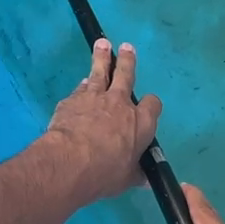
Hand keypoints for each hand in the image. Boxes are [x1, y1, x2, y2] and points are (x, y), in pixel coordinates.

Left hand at [41, 39, 162, 203]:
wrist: (71, 160)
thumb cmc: (105, 173)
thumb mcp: (127, 178)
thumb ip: (135, 173)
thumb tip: (143, 178)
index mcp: (140, 123)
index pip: (153, 105)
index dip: (152, 105)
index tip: (149, 106)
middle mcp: (120, 103)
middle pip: (126, 75)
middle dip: (127, 61)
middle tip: (126, 48)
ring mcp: (95, 96)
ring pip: (100, 71)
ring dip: (102, 57)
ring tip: (102, 44)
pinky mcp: (73, 98)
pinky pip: (80, 88)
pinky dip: (82, 86)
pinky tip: (81, 85)